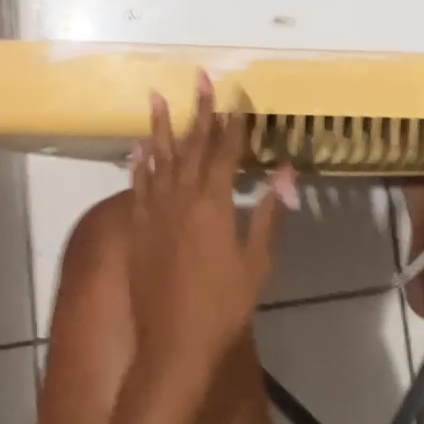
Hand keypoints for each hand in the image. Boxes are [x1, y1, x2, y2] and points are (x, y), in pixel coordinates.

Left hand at [126, 73, 285, 371]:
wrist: (174, 346)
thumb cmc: (224, 305)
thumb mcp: (257, 261)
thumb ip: (269, 212)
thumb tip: (285, 170)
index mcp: (214, 204)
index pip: (226, 152)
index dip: (233, 121)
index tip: (237, 93)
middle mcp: (182, 198)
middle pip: (193, 145)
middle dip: (199, 110)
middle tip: (201, 77)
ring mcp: (156, 212)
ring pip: (159, 159)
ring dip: (160, 126)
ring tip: (157, 96)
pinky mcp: (139, 228)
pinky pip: (138, 186)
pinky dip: (139, 163)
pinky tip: (138, 147)